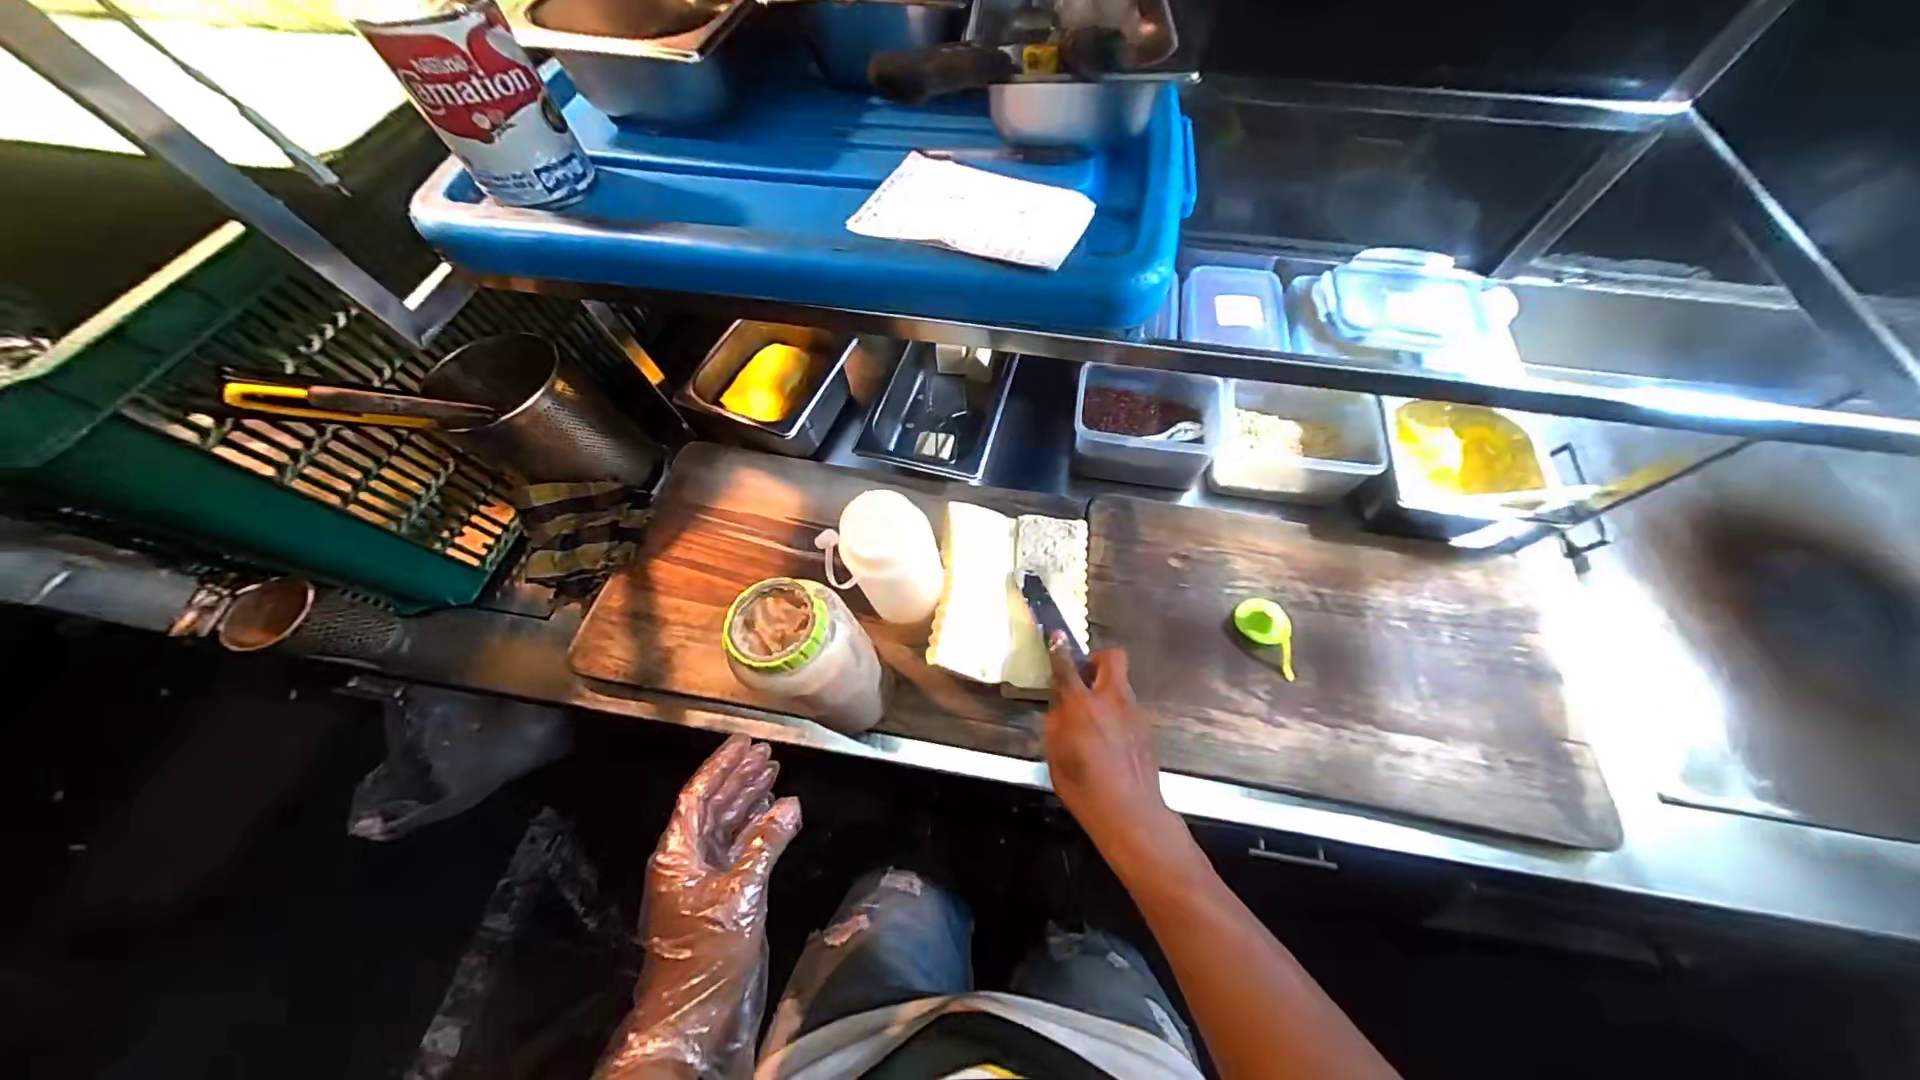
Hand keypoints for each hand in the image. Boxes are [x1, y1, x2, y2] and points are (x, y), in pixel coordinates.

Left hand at [600, 736, 800, 1079]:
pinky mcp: (723, 895)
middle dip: (739, 777)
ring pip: (728, 826)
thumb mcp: (740, 895)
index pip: (698, 795)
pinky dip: (757, 829)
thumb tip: (790, 804)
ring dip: (749, 800)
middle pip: (713, 806)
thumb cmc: (705, 956)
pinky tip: (775, 814)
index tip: (744, 742)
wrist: (694, 1017)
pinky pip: (740, 848)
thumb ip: (766, 845)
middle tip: (766, 753)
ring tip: (773, 774)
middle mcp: (688, 860)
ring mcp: (705, 878)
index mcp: (677, 854)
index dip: (721, 766)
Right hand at [1043, 635, 1181, 857]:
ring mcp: (1134, 713)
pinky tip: (1110, 742)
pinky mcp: (1147, 728)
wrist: (1131, 813)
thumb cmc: (1085, 787)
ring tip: (1095, 721)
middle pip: (1112, 658)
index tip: (1056, 636)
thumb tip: (1061, 708)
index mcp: (1082, 706)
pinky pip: (1128, 709)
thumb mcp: (1056, 755)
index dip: (1059, 649)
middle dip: (1097, 660)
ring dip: (1107, 692)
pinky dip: (1117, 715)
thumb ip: (1056, 724)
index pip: (1067, 668)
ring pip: (1121, 686)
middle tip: (1084, 678)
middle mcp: (1112, 701)